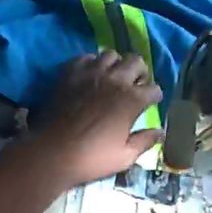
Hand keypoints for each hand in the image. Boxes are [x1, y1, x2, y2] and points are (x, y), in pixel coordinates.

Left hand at [25, 52, 163, 186]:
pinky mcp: (69, 73)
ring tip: (111, 77)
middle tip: (133, 84)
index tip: (150, 102)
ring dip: (115, 64)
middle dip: (139, 72)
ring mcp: (91, 73)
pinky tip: (90, 75)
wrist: (51, 151)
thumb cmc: (90, 158)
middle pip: (136, 61)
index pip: (154, 88)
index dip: (154, 96)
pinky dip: (91, 63)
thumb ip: (144, 141)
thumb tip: (160, 132)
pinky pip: (85, 57)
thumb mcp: (124, 157)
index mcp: (132, 100)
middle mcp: (115, 80)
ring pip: (111, 54)